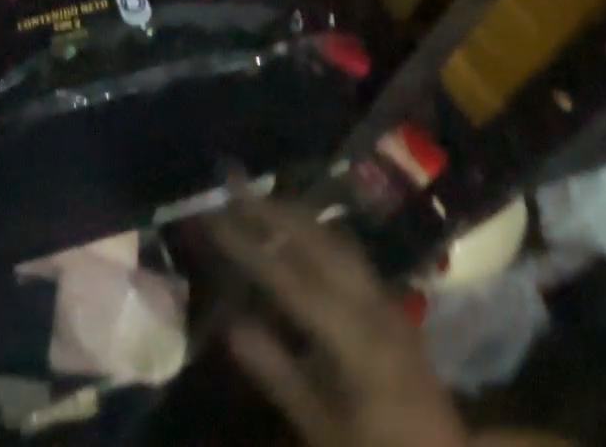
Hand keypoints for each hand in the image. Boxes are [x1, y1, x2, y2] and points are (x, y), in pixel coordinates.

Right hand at [206, 190, 467, 446]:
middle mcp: (374, 309)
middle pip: (321, 244)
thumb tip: (231, 325)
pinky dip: (316, 233)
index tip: (211, 219)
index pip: (291, 280)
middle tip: (232, 184)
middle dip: (274, 211)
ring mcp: (388, 304)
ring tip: (258, 197)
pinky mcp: (393, 309)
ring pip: (339, 243)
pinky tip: (296, 231)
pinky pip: (350, 256)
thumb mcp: (321, 425)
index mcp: (356, 339)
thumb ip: (278, 373)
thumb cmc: (376, 446)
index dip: (248, 247)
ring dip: (296, 216)